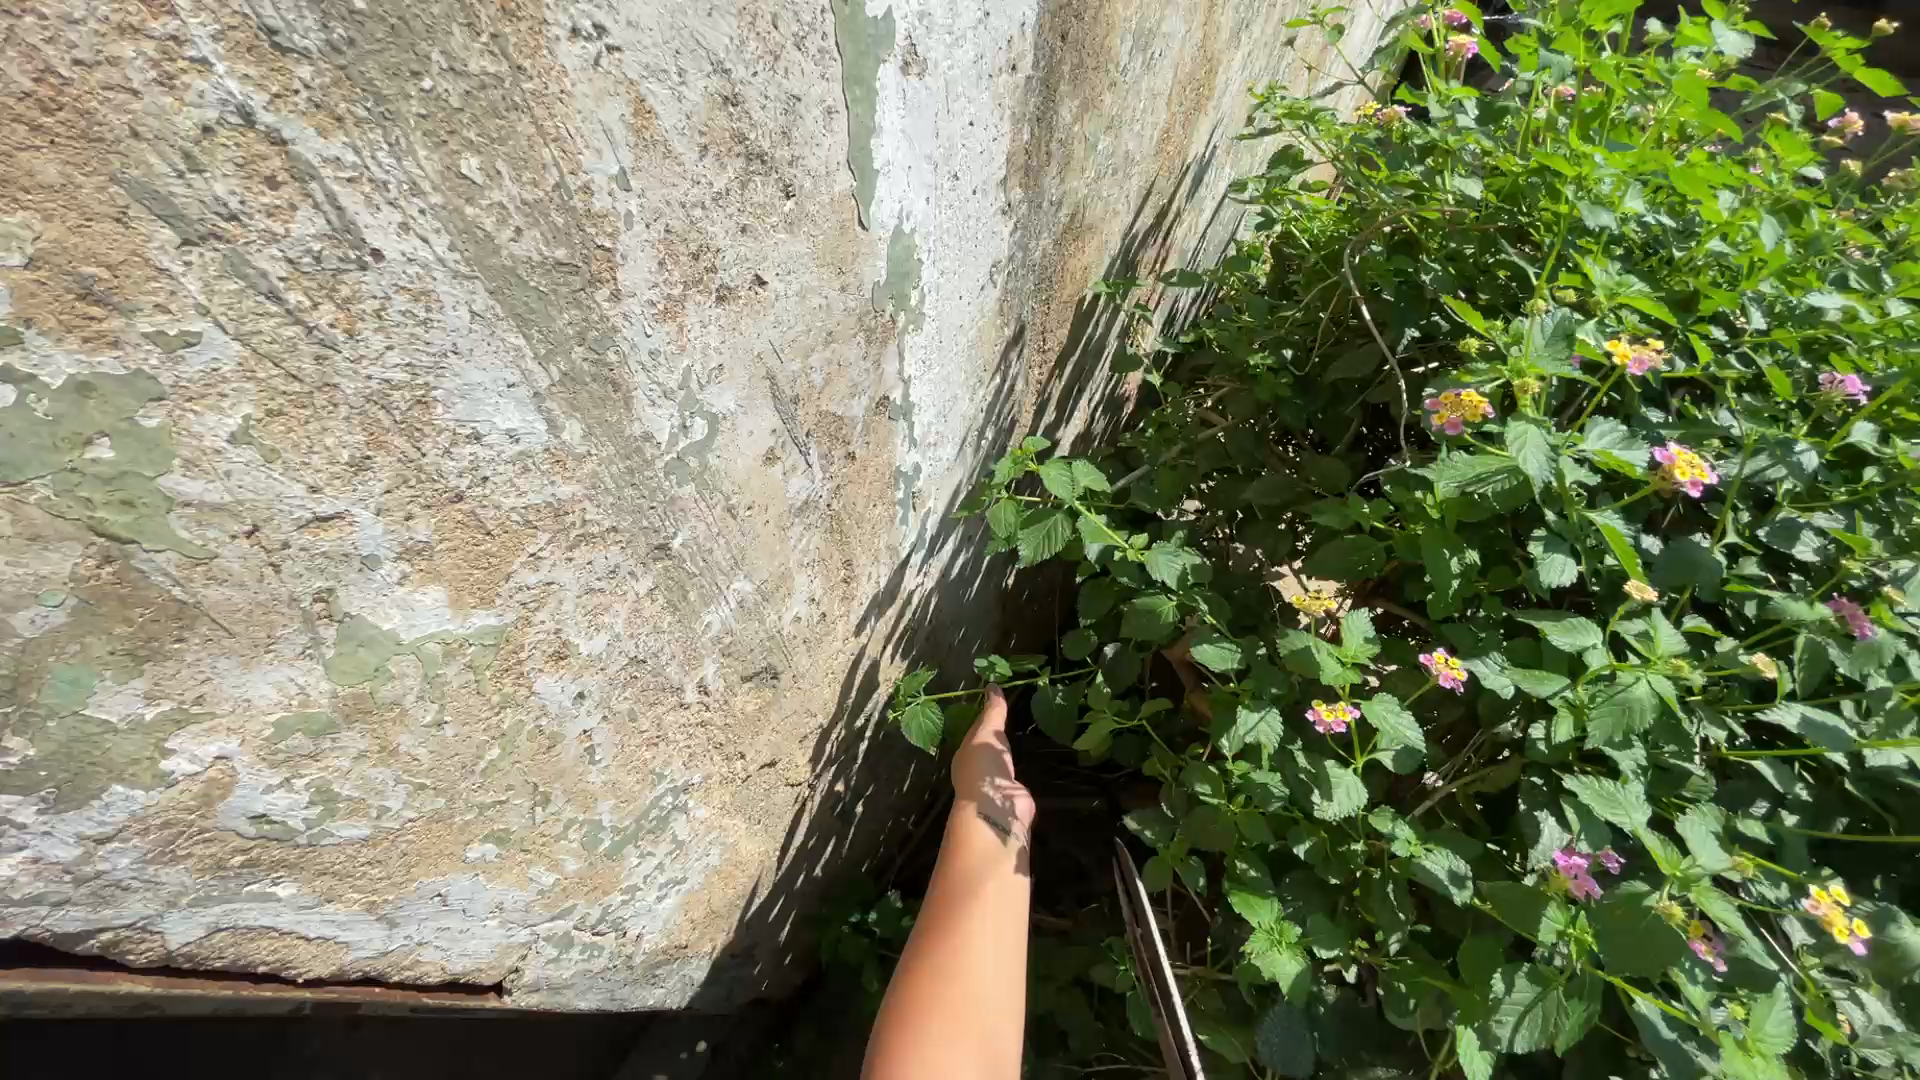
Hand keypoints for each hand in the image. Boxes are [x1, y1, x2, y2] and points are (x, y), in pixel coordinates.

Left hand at [951, 685, 1035, 847]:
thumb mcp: (986, 734)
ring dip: (1011, 750)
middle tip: (1015, 710)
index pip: (976, 729)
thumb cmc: (983, 767)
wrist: (997, 809)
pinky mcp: (1016, 794)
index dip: (986, 714)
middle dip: (998, 733)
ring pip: (1004, 759)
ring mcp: (997, 783)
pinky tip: (1033, 756)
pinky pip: (1020, 773)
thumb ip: (992, 712)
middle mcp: (979, 769)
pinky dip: (1026, 765)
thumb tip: (992, 684)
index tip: (998, 698)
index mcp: (966, 753)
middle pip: (989, 746)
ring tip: (1027, 730)